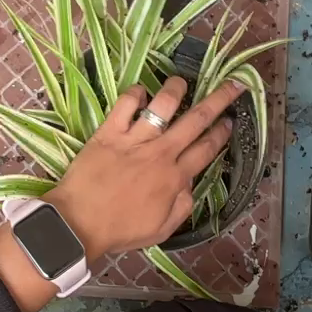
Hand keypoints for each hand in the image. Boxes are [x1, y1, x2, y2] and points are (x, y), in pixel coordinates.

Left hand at [0, 75, 240, 311]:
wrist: (78, 224)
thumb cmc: (120, 230)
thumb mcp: (162, 229)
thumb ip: (183, 205)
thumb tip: (190, 183)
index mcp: (175, 178)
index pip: (207, 149)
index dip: (222, 133)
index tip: (230, 121)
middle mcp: (160, 153)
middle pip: (196, 120)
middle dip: (219, 99)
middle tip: (233, 84)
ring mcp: (134, 140)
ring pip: (163, 105)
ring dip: (177, 89)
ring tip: (181, 81)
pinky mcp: (109, 132)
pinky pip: (126, 104)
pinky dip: (136, 92)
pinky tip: (141, 90)